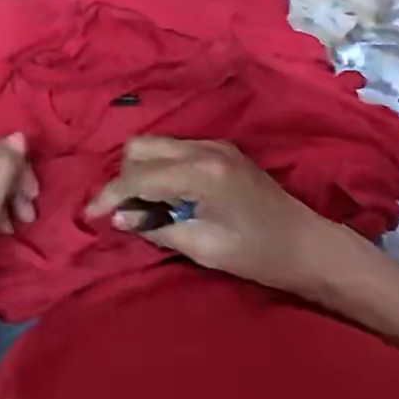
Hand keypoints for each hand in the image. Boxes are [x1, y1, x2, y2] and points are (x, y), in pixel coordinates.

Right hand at [84, 137, 357, 298]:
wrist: (308, 244)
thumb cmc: (259, 254)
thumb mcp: (204, 249)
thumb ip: (158, 228)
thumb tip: (120, 218)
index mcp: (201, 172)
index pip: (139, 175)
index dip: (111, 195)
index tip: (90, 215)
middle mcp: (204, 148)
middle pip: (141, 147)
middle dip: (124, 177)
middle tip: (124, 213)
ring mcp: (213, 145)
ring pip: (155, 144)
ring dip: (140, 171)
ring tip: (144, 207)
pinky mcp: (220, 150)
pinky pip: (174, 150)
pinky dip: (160, 168)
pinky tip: (167, 197)